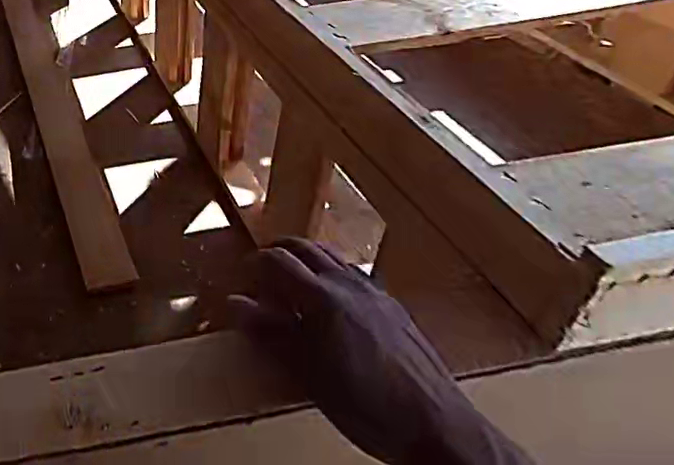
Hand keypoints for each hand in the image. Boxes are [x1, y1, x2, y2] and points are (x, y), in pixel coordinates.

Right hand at [227, 239, 529, 464]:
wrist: (439, 426)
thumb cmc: (367, 406)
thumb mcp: (309, 375)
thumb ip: (271, 334)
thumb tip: (235, 302)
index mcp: (321, 296)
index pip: (276, 260)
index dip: (254, 264)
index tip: (242, 278)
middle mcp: (345, 282)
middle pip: (302, 246)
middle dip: (276, 251)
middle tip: (262, 271)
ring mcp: (372, 290)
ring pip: (328, 254)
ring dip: (304, 257)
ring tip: (293, 279)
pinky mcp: (392, 304)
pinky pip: (352, 271)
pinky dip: (330, 271)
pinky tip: (332, 300)